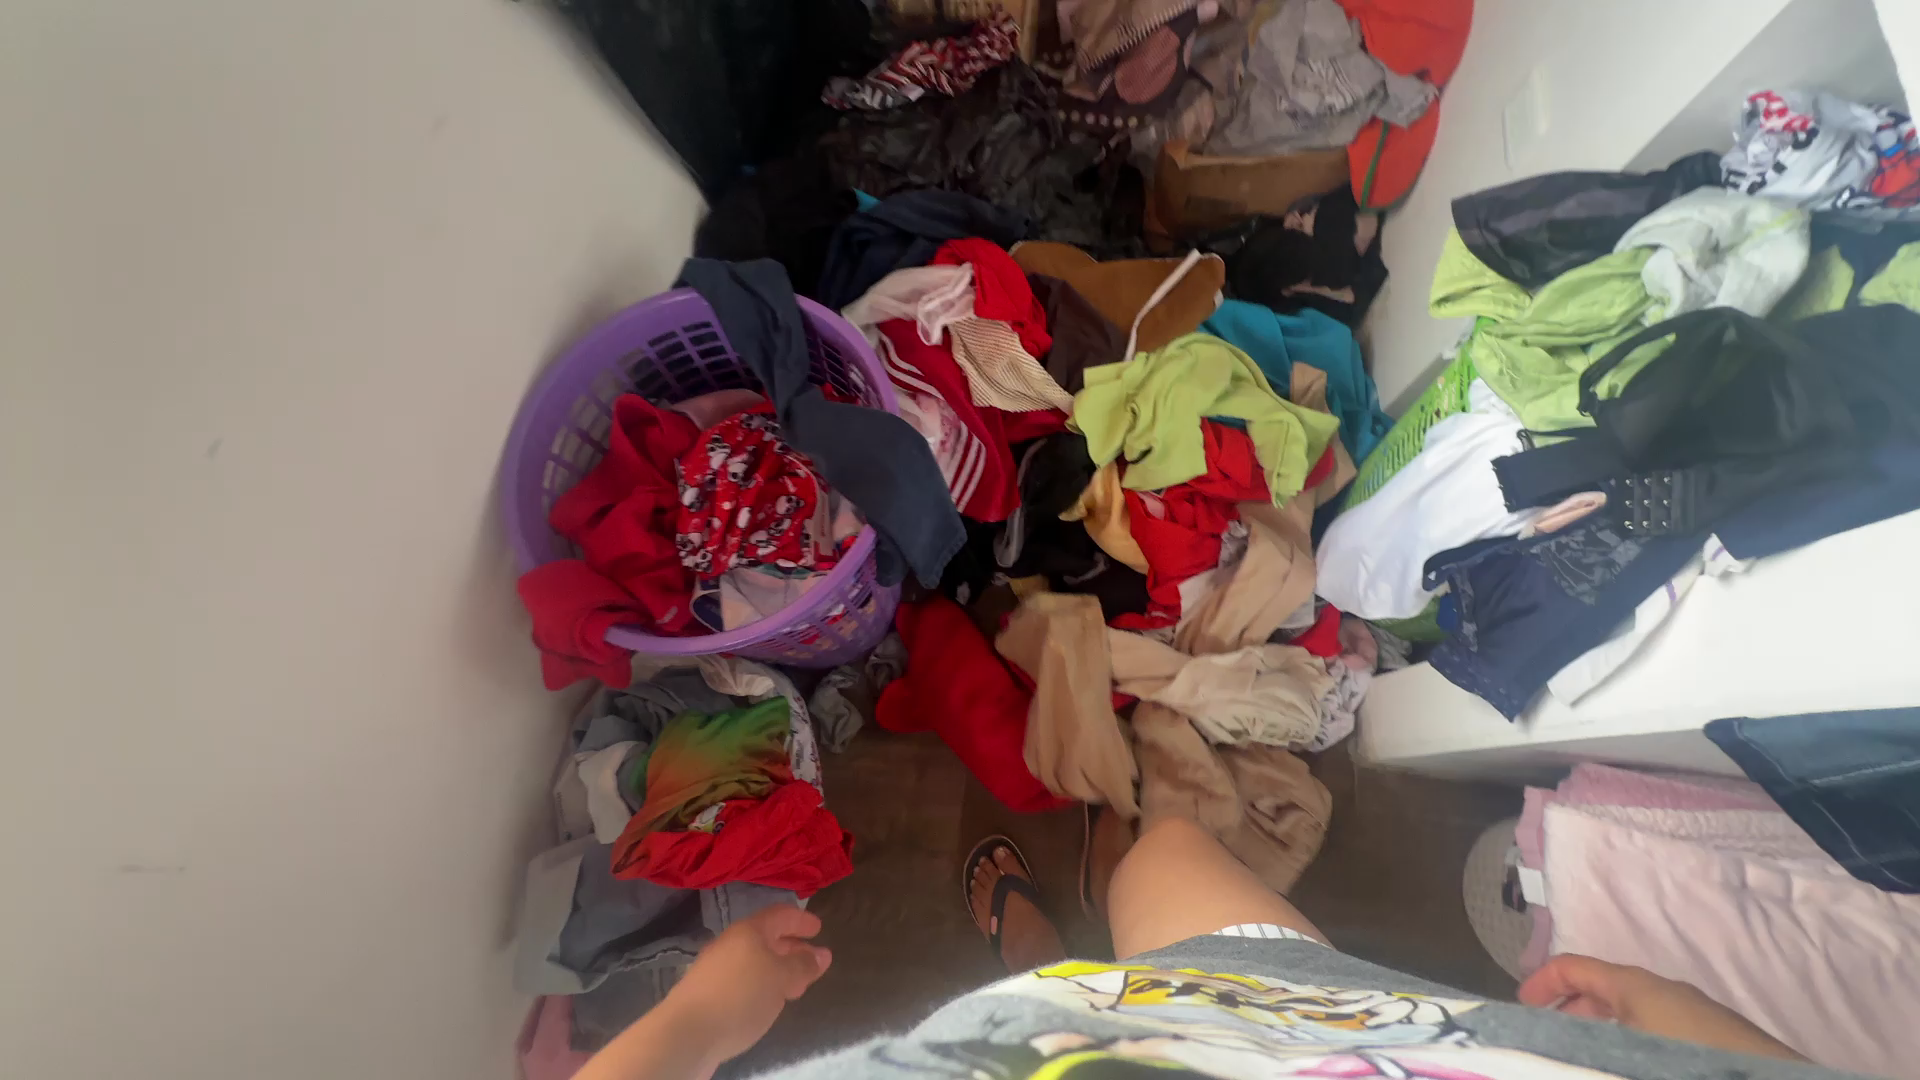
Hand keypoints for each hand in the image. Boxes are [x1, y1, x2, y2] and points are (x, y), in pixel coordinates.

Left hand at [666, 904, 833, 1065]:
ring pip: (754, 962)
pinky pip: (742, 981)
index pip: (780, 914)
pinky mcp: (706, 994)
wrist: (684, 1034)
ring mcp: (715, 969)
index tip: (818, 928)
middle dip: (791, 948)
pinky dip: (760, 986)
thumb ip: (803, 965)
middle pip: (767, 938)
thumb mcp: (781, 978)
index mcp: (750, 930)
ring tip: (794, 987)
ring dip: (777, 970)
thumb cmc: (740, 995)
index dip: (801, 919)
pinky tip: (765, 1003)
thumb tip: (822, 954)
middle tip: (812, 960)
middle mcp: (731, 943)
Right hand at [1519, 954, 1804, 1062]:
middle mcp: (1661, 987)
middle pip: (1602, 985)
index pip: (1570, 966)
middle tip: (1551, 1032)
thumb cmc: (1691, 1060)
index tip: (1522, 1006)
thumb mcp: (1625, 1055)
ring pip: (1634, 1007)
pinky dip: (1636, 1035)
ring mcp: (1697, 1010)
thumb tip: (1549, 1056)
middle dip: (1571, 1005)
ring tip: (1591, 1051)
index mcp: (1632, 983)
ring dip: (1605, 1024)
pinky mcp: (1723, 1036)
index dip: (1540, 982)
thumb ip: (1587, 1049)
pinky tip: (1638, 1061)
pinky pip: (1662, 1024)